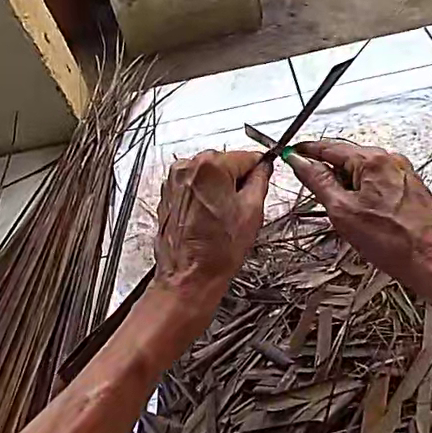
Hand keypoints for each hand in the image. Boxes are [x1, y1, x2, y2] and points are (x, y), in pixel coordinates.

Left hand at [154, 150, 271, 302]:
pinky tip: (209, 219)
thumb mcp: (252, 211)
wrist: (189, 276)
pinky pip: (194, 187)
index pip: (246, 156)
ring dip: (220, 189)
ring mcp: (174, 181)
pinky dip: (204, 197)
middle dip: (237, 181)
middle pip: (226, 163)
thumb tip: (264, 167)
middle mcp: (187, 168)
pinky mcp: (168, 194)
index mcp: (210, 166)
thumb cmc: (215, 252)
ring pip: (209, 175)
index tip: (262, 180)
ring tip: (222, 217)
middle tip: (241, 208)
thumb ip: (261, 180)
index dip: (258, 170)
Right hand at [284, 140, 431, 286]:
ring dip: (346, 183)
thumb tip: (299, 162)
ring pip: (362, 170)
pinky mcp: (408, 185)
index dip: (307, 151)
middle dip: (328, 171)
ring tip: (343, 209)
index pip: (330, 147)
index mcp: (372, 160)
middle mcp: (390, 160)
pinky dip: (363, 190)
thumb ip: (317, 181)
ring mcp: (401, 172)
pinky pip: (377, 179)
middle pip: (347, 157)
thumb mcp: (341, 210)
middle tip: (314, 190)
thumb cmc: (389, 240)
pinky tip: (361, 210)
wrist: (424, 259)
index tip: (293, 152)